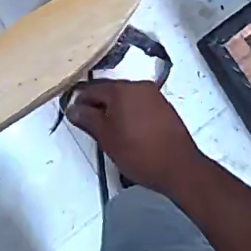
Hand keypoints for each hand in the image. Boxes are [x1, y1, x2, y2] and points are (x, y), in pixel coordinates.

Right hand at [67, 79, 208, 196]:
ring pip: (125, 97)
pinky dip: (129, 112)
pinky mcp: (164, 105)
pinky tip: (126, 129)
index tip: (72, 115)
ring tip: (106, 130)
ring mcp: (154, 94)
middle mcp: (139, 85)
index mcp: (122, 89)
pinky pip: (139, 103)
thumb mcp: (106, 138)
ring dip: (114, 109)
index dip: (79, 101)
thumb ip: (88, 119)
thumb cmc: (138, 152)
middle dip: (97, 105)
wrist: (177, 165)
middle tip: (87, 124)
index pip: (92, 88)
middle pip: (110, 90)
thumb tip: (73, 108)